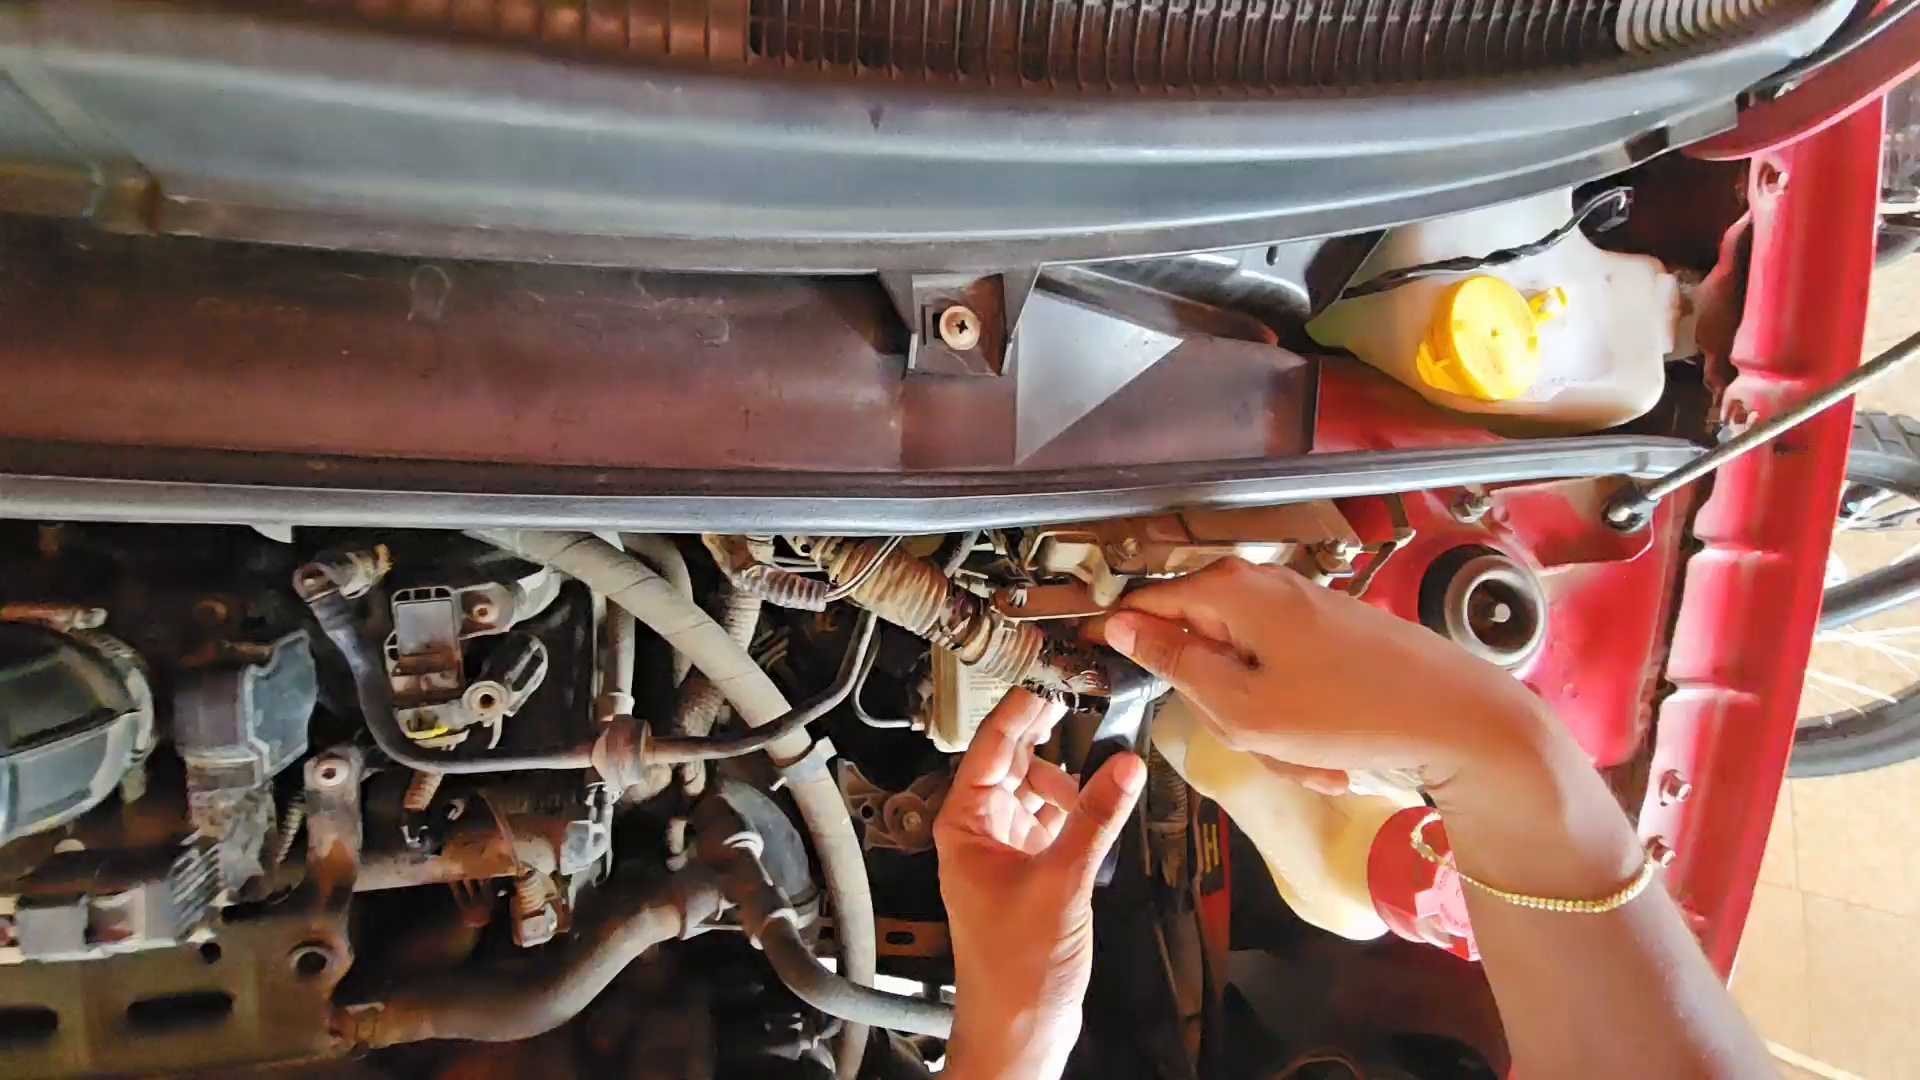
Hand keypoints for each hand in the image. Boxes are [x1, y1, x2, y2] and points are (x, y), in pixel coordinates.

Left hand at [935, 688, 1145, 1079]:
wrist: (1020, 1032)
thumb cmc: (1017, 967)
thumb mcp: (1061, 882)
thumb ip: (1095, 819)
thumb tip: (1125, 764)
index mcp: (965, 821)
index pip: (992, 746)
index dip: (1020, 707)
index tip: (1048, 674)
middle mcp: (980, 825)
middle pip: (1012, 759)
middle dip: (1044, 732)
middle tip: (1077, 696)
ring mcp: (1004, 844)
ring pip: (1034, 786)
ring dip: (1064, 775)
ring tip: (1099, 763)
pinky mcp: (1030, 864)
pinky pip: (1050, 816)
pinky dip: (1073, 805)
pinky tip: (1096, 799)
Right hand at [1094, 558, 1639, 898]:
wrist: (1464, 722)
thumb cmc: (1344, 713)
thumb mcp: (1240, 704)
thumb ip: (1172, 660)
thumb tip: (1120, 624)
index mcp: (1228, 592)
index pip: (1142, 604)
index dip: (1119, 638)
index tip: (1099, 666)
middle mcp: (1256, 585)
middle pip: (1194, 643)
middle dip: (1214, 701)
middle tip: (1248, 738)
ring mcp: (1293, 605)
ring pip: (1237, 669)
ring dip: (1257, 721)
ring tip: (1302, 757)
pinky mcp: (1321, 628)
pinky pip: (1276, 674)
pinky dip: (1288, 717)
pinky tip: (1325, 751)